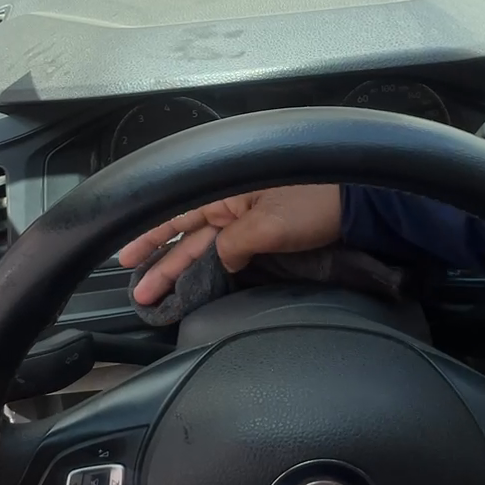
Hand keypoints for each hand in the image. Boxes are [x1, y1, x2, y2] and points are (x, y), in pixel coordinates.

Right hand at [118, 185, 341, 304]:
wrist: (359, 205)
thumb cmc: (314, 204)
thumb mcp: (267, 226)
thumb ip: (233, 245)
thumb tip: (221, 260)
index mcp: (225, 191)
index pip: (176, 214)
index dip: (149, 236)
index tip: (125, 256)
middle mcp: (231, 202)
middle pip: (186, 234)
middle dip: (161, 262)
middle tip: (138, 290)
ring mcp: (247, 218)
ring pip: (205, 245)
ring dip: (182, 267)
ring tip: (156, 293)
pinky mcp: (264, 231)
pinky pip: (228, 250)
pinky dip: (210, 267)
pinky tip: (198, 283)